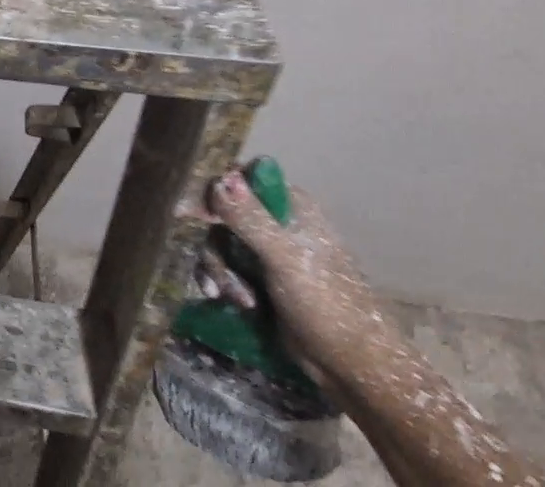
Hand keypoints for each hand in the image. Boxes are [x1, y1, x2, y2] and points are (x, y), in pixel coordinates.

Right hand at [208, 172, 393, 382]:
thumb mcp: (284, 258)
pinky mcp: (258, 278)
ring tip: (232, 296)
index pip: (240, 178)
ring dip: (218, 269)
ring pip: (217, 242)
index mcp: (291, 206)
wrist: (350, 366)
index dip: (212, 192)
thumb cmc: (327, 305)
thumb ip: (250, 218)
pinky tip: (223, 299)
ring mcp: (266, 251)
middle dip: (214, 245)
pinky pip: (222, 266)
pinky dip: (219, 281)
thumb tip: (219, 179)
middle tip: (214, 267)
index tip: (194, 214)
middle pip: (219, 213)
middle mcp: (276, 222)